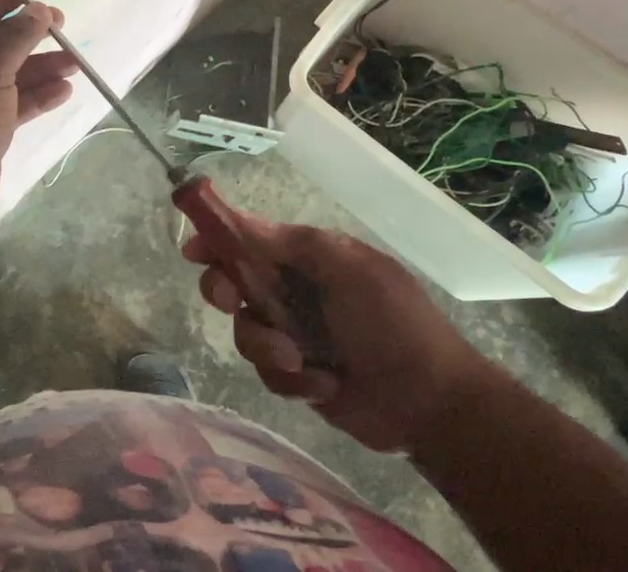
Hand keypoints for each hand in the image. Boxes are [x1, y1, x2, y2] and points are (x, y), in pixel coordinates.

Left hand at [0, 0, 77, 221]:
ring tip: (76, 62)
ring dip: (41, 68)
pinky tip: (65, 90)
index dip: (1, 2)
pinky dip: (37, 96)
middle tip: (62, 25)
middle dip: (29, 36)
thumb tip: (40, 10)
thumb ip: (17, 37)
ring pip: (8, 75)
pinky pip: (13, 103)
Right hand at [183, 214, 500, 451]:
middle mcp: (294, 291)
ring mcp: (293, 333)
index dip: (215, 239)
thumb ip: (294, 244)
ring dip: (266, 346)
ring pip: (244, 331)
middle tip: (232, 302)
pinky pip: (266, 371)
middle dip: (224, 291)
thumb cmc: (395, 323)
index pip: (248, 238)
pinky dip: (292, 380)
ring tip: (301, 362)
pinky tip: (323, 385)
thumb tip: (240, 223)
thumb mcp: (350, 268)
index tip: (193, 251)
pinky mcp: (297, 374)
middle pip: (231, 282)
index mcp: (308, 258)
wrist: (434, 404)